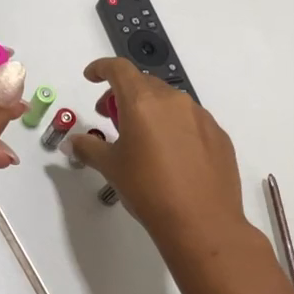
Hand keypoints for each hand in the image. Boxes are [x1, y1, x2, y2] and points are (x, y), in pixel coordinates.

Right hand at [69, 58, 293, 293]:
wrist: (203, 224)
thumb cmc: (148, 190)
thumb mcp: (110, 167)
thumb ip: (88, 147)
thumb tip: (73, 142)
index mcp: (141, 102)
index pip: (118, 69)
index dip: (101, 68)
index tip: (91, 78)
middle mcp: (173, 100)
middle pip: (143, 83)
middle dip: (123, 94)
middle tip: (111, 118)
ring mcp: (201, 117)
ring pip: (169, 101)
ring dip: (151, 109)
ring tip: (143, 139)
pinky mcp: (219, 136)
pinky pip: (191, 120)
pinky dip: (175, 126)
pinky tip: (172, 155)